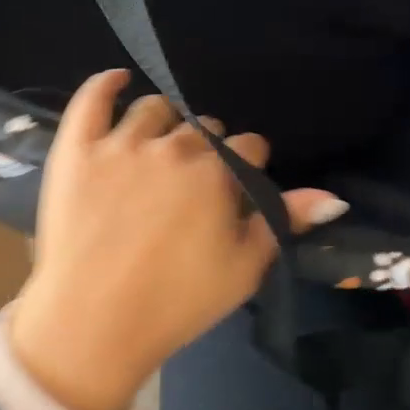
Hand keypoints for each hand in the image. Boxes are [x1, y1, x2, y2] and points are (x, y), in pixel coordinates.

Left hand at [0, 69, 348, 409]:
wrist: (91, 330)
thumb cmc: (176, 304)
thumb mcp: (244, 269)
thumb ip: (285, 221)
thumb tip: (333, 196)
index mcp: (217, 172)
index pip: (249, 145)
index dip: (249, 166)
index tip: (239, 189)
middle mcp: (173, 146)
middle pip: (203, 125)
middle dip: (208, 147)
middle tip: (195, 180)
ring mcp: (121, 144)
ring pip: (152, 108)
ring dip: (164, 121)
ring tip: (159, 144)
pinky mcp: (77, 150)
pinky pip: (91, 99)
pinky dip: (105, 83)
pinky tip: (118, 80)